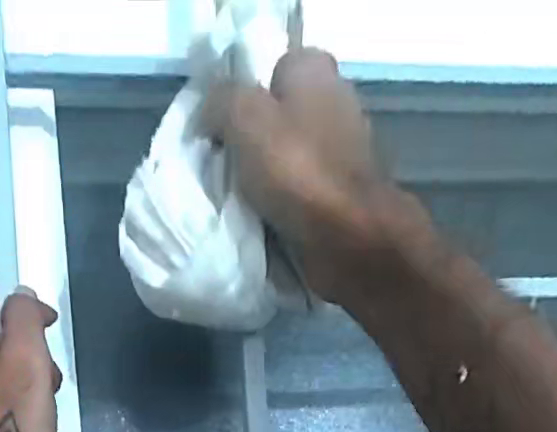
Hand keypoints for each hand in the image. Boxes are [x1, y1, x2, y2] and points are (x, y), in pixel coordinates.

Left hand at [0, 285, 62, 431]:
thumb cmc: (12, 425)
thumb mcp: (29, 360)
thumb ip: (25, 316)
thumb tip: (19, 295)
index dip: (26, 313)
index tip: (53, 336)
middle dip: (23, 346)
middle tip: (50, 378)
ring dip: (17, 369)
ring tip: (41, 401)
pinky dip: (1, 388)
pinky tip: (21, 414)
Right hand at [204, 49, 408, 303]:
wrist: (346, 237)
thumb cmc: (297, 169)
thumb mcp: (244, 118)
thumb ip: (221, 101)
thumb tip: (209, 114)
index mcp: (315, 71)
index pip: (270, 69)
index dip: (242, 96)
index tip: (220, 128)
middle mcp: (335, 102)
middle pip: (278, 117)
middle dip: (252, 141)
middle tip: (223, 166)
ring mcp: (343, 151)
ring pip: (288, 157)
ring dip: (265, 177)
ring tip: (237, 199)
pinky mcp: (342, 194)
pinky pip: (300, 191)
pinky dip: (283, 203)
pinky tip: (263, 219)